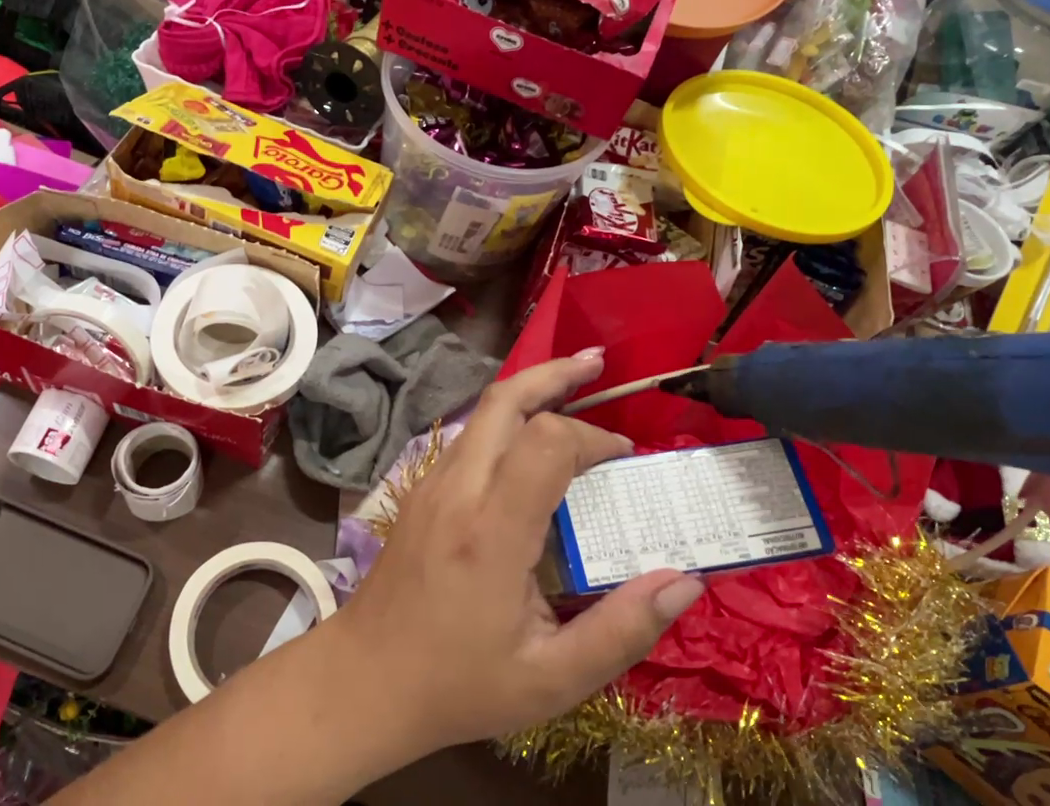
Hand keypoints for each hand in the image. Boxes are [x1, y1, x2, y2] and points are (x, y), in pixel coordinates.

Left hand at [321, 349, 706, 754]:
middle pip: (503, 401)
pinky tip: (532, 444)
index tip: (624, 461)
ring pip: (481, 414)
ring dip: (529, 393)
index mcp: (491, 532)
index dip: (592, 436)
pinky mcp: (419, 493)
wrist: (365, 680)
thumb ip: (622, 629)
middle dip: (554, 374)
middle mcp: (456, 492)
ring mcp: (429, 486)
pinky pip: (468, 439)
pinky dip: (506, 423)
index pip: (545, 442)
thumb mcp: (552, 680)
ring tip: (574, 387)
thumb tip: (685, 581)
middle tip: (598, 364)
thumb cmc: (459, 684)